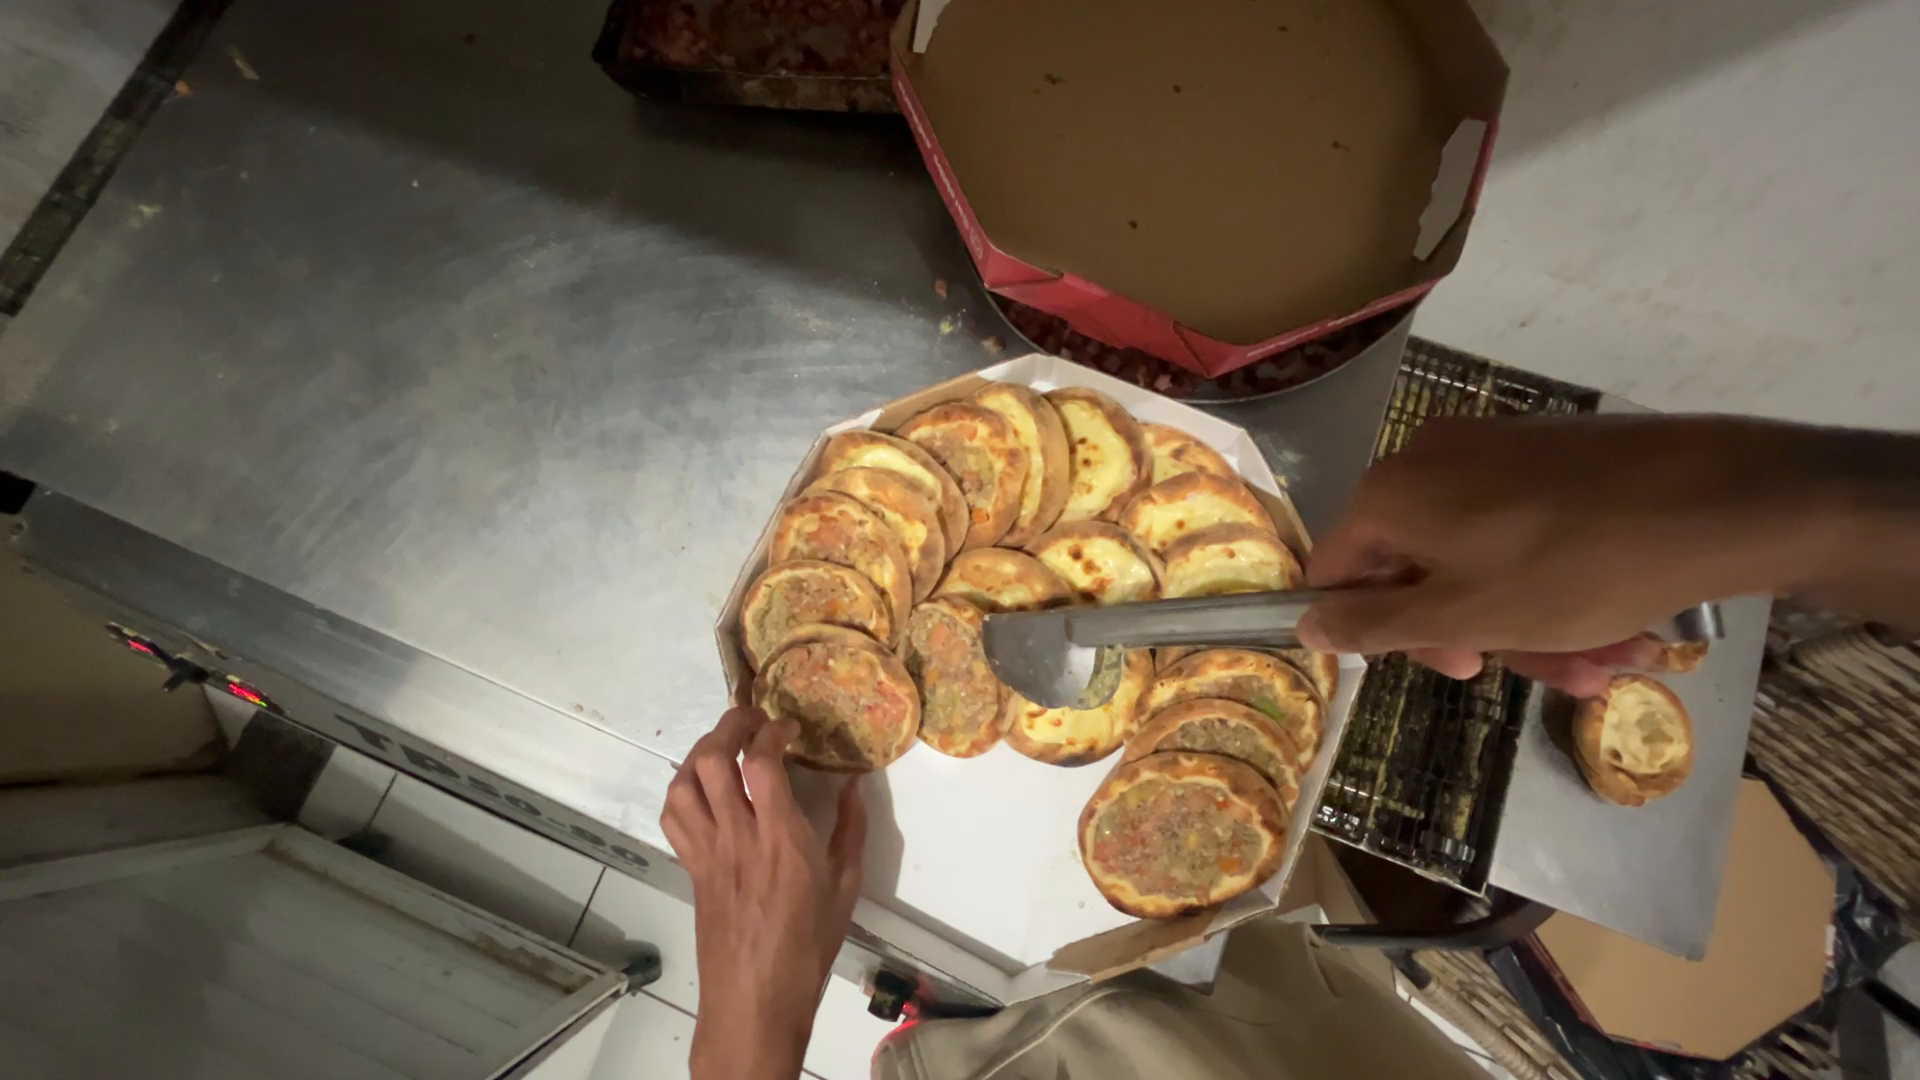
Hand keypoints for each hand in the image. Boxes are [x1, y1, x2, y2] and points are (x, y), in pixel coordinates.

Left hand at [661, 707, 867, 1079]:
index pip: (761, 762)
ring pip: (685, 781)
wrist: (756, 1001)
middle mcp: (738, 835)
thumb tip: (854, 783)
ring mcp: (707, 851)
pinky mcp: (691, 866)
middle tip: (753, 718)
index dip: (771, 731)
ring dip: (703, 750)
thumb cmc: (808, 945)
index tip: (789, 727)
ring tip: (726, 743)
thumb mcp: (846, 884)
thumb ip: (851, 828)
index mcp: (782, 839)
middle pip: (713, 760)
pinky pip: (673, 814)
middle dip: (730, 725)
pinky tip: (703, 784)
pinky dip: (683, 786)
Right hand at [1296, 416, 1839, 694]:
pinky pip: (1512, 525)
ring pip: (1470, 553)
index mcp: (1386, 495)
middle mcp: (1422, 460)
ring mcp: (1484, 448)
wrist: (1734, 498)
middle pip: (1408, 564)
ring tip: (1593, 661)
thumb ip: (1370, 626)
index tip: (1442, 662)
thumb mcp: (1460, 616)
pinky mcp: (1541, 449)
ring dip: (1518, 617)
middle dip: (1462, 627)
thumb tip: (1301, 627)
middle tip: (1517, 667)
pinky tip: (1605, 620)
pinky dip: (1542, 576)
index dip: (1374, 627)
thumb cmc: (1573, 568)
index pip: (1336, 571)